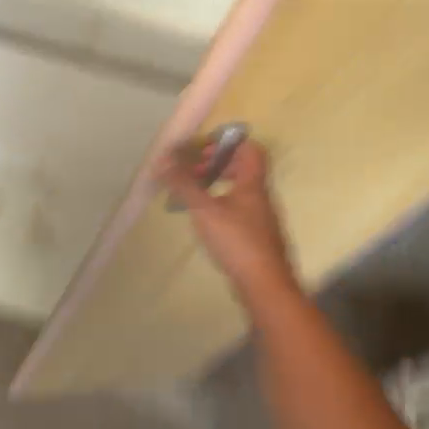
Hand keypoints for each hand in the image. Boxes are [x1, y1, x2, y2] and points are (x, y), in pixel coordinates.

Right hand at [161, 139, 301, 306]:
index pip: (252, 150)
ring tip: (195, 191)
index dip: (229, 143)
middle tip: (195, 169)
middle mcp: (262, 197)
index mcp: (253, 185)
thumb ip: (183, 184)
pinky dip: (222, 203)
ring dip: (219, 183)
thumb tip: (162, 159)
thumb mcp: (204, 209)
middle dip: (218, 163)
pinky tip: (206, 217)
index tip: (204, 148)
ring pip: (242, 189)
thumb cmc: (236, 241)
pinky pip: (241, 208)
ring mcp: (262, 217)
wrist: (266, 286)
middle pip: (246, 168)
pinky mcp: (258, 236)